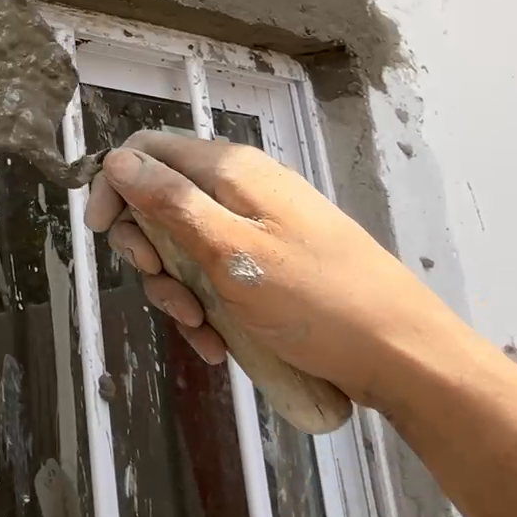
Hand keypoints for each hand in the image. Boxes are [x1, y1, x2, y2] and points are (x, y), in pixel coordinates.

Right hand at [82, 129, 461, 410]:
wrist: (416, 365)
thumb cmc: (322, 303)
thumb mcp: (231, 253)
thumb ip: (170, 202)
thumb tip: (116, 159)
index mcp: (231, 170)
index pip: (147, 151)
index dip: (114, 184)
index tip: (100, 231)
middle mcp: (240, 188)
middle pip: (160, 201)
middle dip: (147, 247)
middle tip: (158, 284)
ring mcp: (257, 226)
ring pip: (183, 243)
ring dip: (175, 286)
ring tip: (197, 327)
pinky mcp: (270, 263)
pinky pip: (215, 273)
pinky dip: (205, 305)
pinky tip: (216, 340)